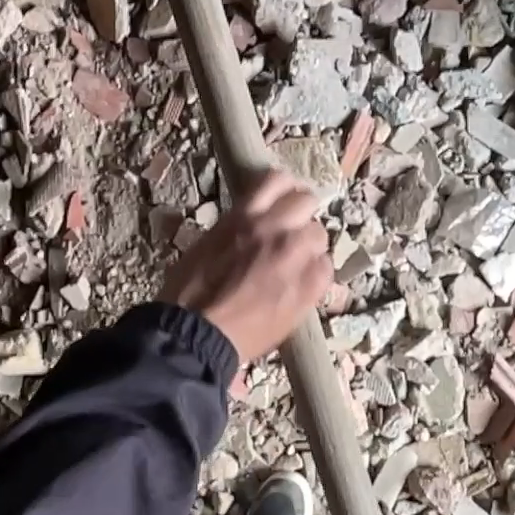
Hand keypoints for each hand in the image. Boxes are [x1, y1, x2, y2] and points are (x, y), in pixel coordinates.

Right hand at [157, 169, 331, 365]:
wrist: (199, 335)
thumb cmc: (188, 295)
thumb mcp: (204, 246)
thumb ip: (234, 230)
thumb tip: (249, 230)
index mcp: (244, 215)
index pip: (278, 180)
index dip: (282, 193)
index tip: (279, 206)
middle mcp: (275, 228)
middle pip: (306, 202)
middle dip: (298, 218)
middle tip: (288, 239)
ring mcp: (295, 257)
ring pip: (319, 235)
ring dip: (308, 248)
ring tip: (294, 268)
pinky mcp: (308, 288)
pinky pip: (326, 269)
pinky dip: (316, 275)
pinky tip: (301, 287)